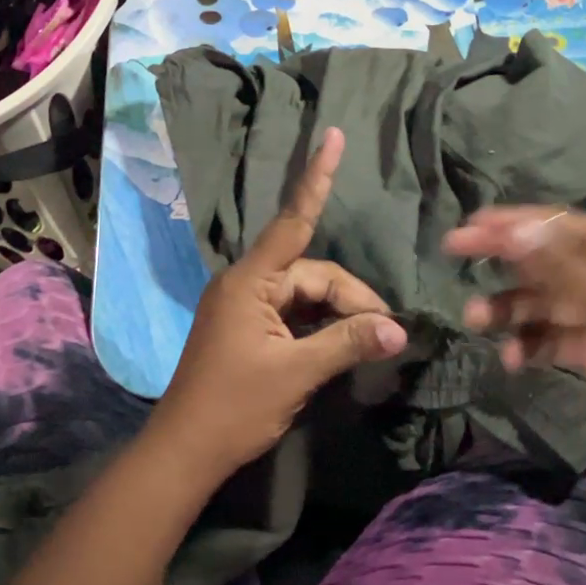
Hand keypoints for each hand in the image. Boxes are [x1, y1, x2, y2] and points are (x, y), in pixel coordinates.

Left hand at [146, 128, 408, 480]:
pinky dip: (320, 326)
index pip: (293, 221)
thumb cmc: (235, 406)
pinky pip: (293, 313)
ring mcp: (244, 305)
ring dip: (338, 314)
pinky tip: (344, 345)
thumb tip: (398, 327)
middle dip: (351, 298)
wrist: (187, 447)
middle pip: (311, 272)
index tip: (332, 137)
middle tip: (386, 335)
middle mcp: (245, 282)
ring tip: (372, 342)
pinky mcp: (247, 328)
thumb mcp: (296, 373)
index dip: (316, 179)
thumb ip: (346, 344)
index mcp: (249, 280)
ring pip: (305, 294)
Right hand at [444, 207, 585, 500]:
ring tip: (475, 319)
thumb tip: (515, 228)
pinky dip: (529, 342)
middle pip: (559, 261)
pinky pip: (554, 336)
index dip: (525, 224)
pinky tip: (512, 359)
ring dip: (512, 307)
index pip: (580, 230)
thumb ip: (570, 272)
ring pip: (550, 300)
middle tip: (454, 250)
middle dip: (508, 260)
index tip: (473, 224)